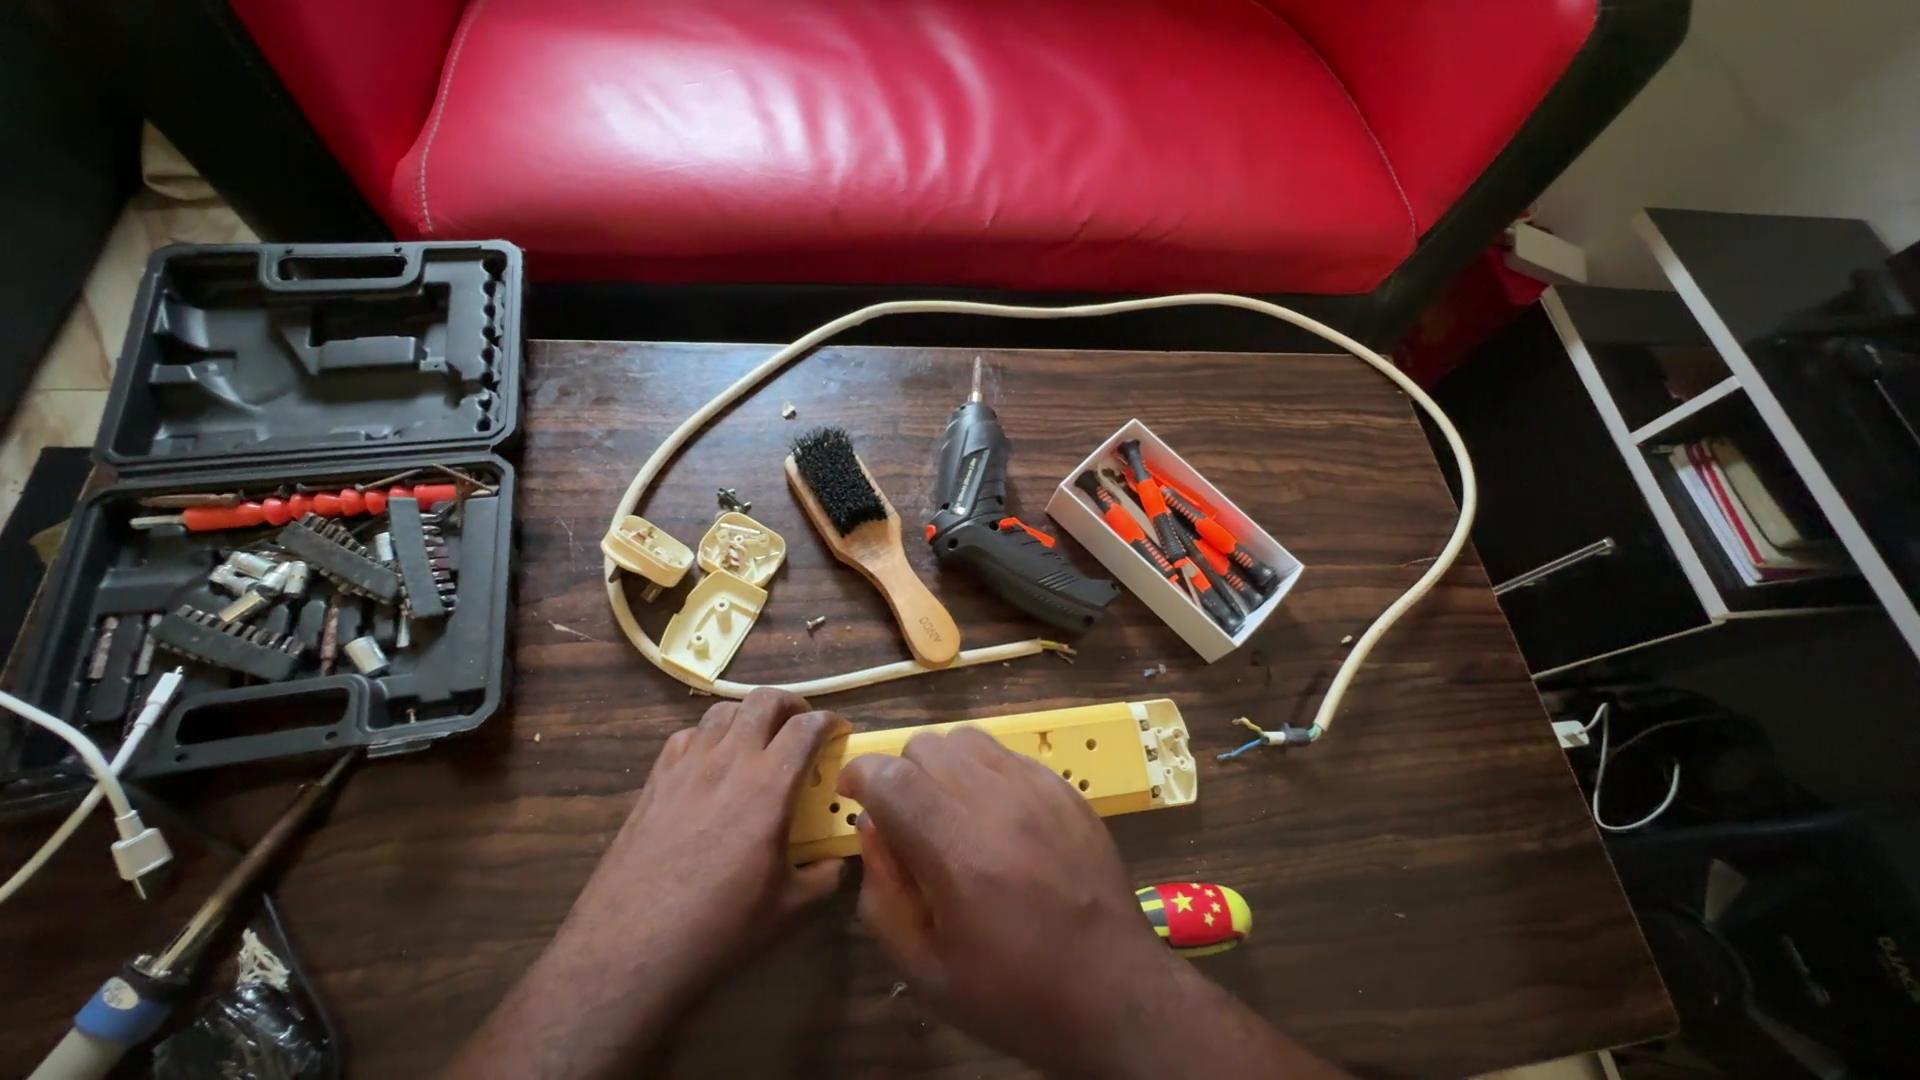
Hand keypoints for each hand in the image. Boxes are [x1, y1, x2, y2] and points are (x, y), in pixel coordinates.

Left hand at [556, 688, 849, 1007]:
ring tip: (758, 740)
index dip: (830, 722)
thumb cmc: (720, 927)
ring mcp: (687, 767)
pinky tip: (711, 763)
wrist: (632, 947)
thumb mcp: (792, 909)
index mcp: (770, 786)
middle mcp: (729, 762)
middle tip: (801, 728)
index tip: (839, 733)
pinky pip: (686, 736)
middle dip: (791, 705)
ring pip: (723, 711)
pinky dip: (708, 736)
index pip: (807, 727)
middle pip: (764, 700)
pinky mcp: (655, 781)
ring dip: (749, 715)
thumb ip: (828, 877)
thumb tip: (842, 860)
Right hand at [839, 727, 1181, 1076]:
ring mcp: (1038, 790)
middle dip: (901, 774)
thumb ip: (882, 895)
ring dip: (943, 765)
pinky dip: (985, 772)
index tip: (853, 794)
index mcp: (957, 851)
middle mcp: (997, 803)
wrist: (1112, 994)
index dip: (860, 775)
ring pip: (967, 740)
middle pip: (926, 746)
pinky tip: (994, 816)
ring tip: (949, 810)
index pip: (890, 774)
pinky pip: (1008, 755)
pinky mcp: (1066, 790)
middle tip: (907, 819)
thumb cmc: (1011, 993)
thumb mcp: (924, 970)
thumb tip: (871, 829)